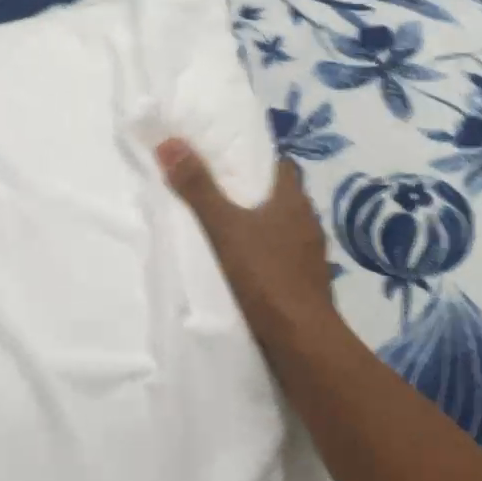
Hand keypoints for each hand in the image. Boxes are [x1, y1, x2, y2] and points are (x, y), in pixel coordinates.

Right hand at [155, 138, 340, 343]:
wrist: (300, 339)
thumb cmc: (265, 276)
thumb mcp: (223, 228)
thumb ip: (198, 188)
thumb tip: (170, 142)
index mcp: (293, 202)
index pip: (282, 166)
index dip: (260, 159)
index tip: (233, 160)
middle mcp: (309, 223)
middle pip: (283, 198)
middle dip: (257, 195)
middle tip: (222, 194)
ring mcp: (312, 257)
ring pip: (285, 231)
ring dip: (264, 229)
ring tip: (230, 232)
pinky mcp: (308, 284)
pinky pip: (285, 260)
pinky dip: (268, 259)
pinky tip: (248, 269)